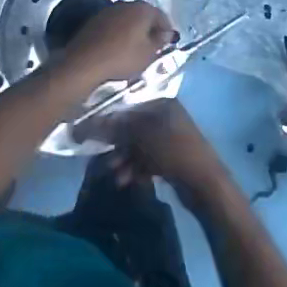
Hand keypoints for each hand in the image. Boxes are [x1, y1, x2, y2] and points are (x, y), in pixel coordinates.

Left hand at [57, 1, 172, 85]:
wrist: (85, 62)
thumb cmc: (122, 57)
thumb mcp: (149, 53)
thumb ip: (161, 41)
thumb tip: (167, 33)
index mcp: (143, 9)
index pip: (162, 16)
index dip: (167, 30)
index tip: (168, 43)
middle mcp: (126, 4)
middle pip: (144, 15)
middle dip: (150, 29)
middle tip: (153, 46)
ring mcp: (109, 10)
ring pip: (128, 19)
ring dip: (134, 31)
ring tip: (136, 49)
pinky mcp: (95, 20)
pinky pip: (114, 25)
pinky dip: (120, 33)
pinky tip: (119, 48)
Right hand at [90, 100, 227, 197]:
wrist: (203, 183)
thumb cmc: (172, 150)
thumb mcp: (139, 135)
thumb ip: (112, 128)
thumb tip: (83, 124)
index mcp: (162, 104)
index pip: (128, 107)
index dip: (107, 119)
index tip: (88, 132)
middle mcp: (166, 117)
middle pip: (131, 127)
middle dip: (115, 142)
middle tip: (99, 155)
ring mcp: (169, 139)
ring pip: (137, 146)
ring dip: (123, 158)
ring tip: (115, 173)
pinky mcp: (170, 159)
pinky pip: (146, 160)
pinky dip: (135, 168)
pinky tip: (125, 180)